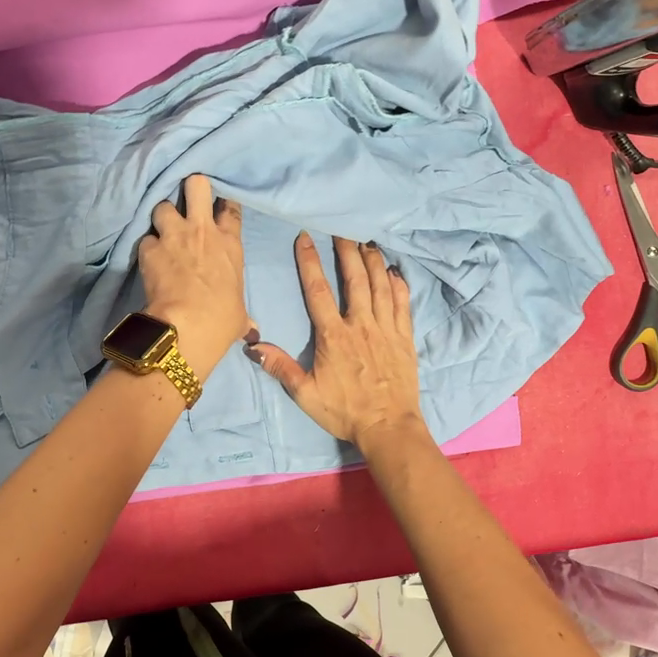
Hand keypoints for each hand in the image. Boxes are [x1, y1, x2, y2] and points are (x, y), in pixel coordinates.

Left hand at [138, 175, 253, 377]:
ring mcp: (174, 235)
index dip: (223, 202)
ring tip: (160, 229)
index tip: (218, 205)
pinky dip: (145, 247)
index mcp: (229, 243)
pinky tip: (146, 257)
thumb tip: (251, 328)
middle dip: (190, 187)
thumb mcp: (239, 313)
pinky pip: (144, 239)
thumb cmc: (222, 319)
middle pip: (196, 185)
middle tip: (185, 197)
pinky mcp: (149, 248)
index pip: (230, 207)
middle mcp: (202, 230)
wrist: (189, 324)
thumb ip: (243, 314)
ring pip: (162, 206)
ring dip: (161, 217)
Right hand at [249, 234, 426, 445]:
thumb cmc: (345, 412)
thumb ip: (280, 367)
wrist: (389, 427)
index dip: (310, 261)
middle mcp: (361, 325)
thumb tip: (252, 345)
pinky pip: (402, 303)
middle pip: (354, 279)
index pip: (318, 290)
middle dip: (347, 250)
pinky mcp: (405, 337)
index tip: (306, 238)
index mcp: (334, 336)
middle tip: (343, 229)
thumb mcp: (305, 394)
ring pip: (380, 285)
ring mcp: (386, 329)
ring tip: (366, 242)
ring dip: (372, 261)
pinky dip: (398, 284)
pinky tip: (393, 271)